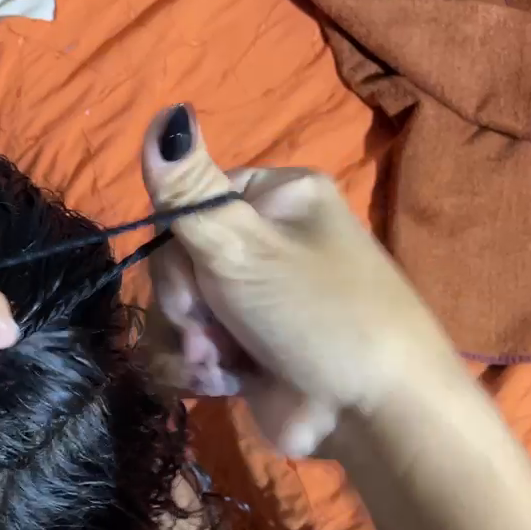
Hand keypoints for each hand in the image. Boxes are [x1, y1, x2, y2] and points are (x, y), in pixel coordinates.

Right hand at [139, 105, 458, 454]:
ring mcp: (248, 302)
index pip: (185, 205)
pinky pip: (180, 351)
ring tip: (223, 361)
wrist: (368, 414)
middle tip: (214, 325)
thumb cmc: (318, 315)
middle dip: (182, 306)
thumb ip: (191, 192)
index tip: (200, 274)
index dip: (175, 247)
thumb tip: (162, 115)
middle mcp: (261, 246)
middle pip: (171, 264)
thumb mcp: (244, 248)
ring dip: (185, 344)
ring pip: (168, 314)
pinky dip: (194, 371)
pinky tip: (225, 381)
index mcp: (275, 202)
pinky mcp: (237, 349)